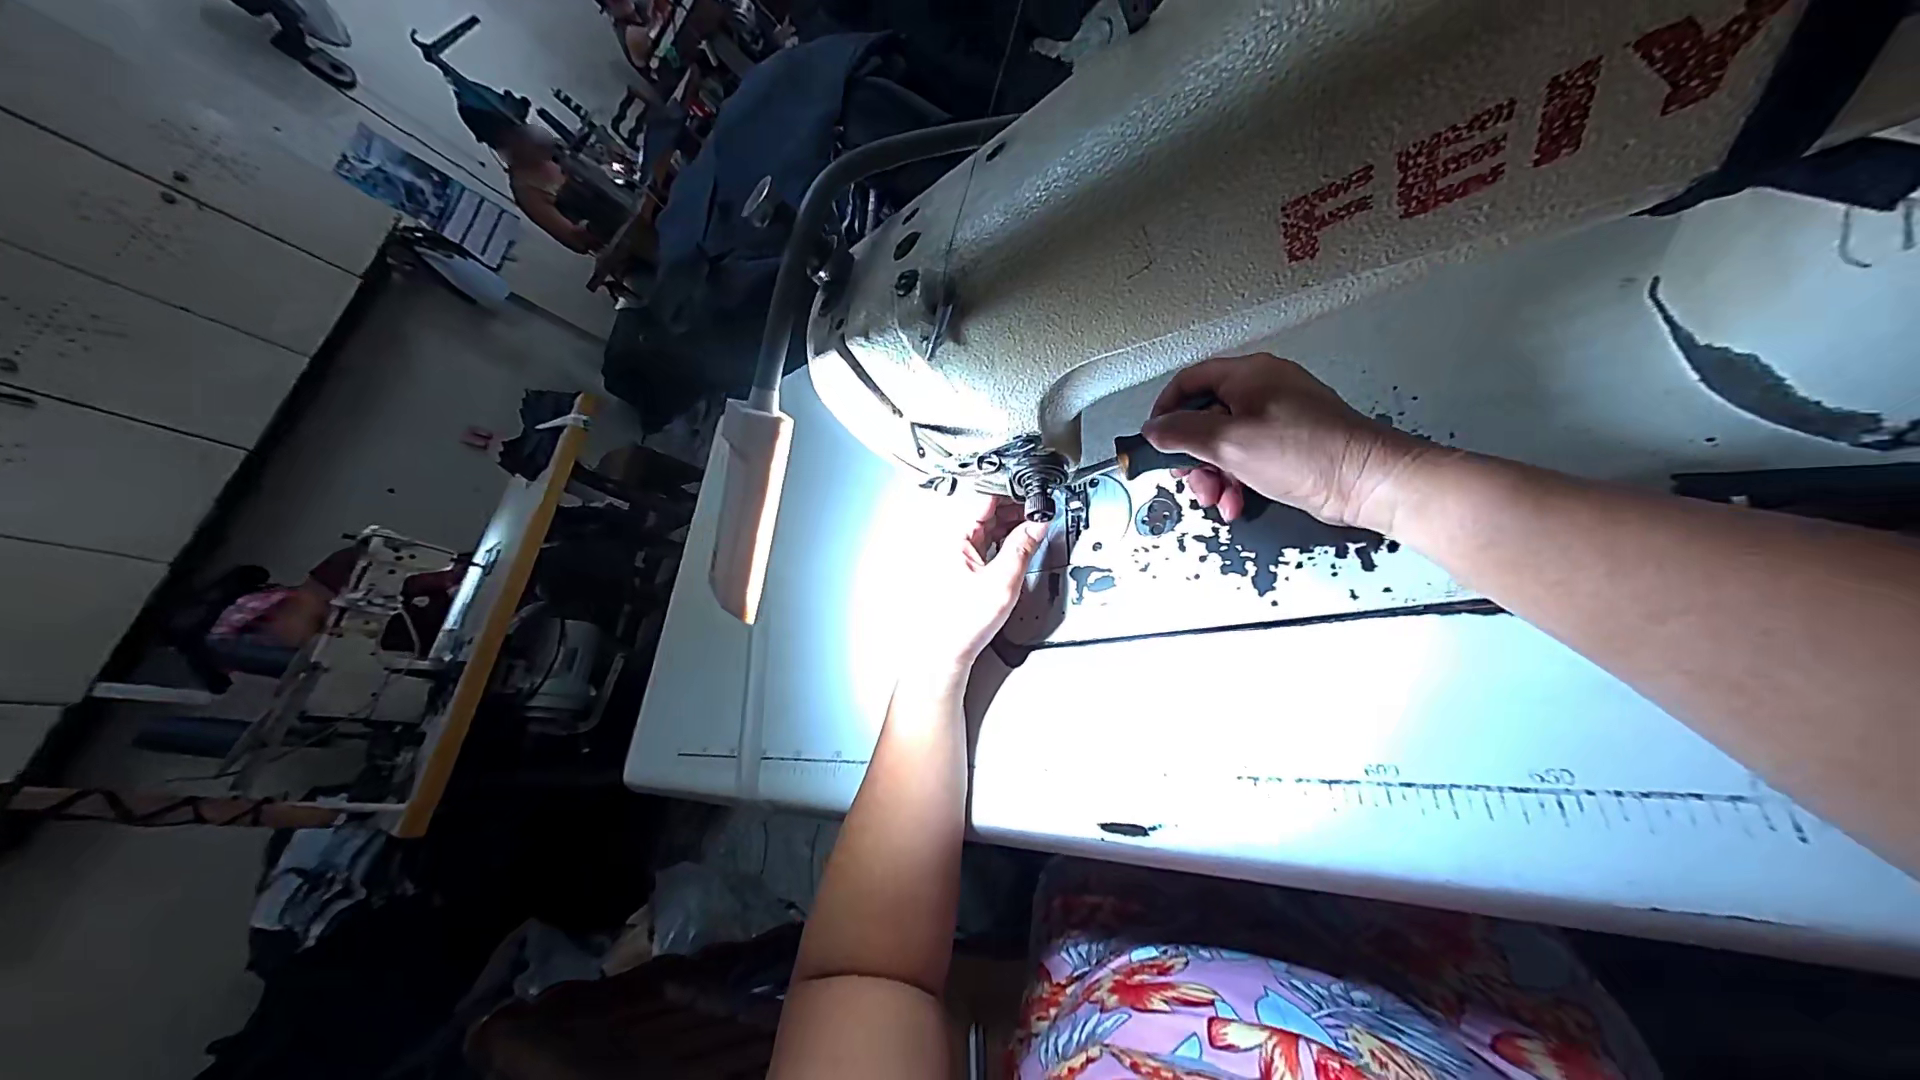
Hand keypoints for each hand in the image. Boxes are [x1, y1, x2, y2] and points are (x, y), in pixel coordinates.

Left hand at [912, 495, 1048, 671]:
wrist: (949, 650)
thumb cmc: (963, 621)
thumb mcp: (1003, 579)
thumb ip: (1022, 547)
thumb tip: (1037, 524)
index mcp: (956, 539)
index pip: (985, 502)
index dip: (1011, 496)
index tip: (1032, 497)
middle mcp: (953, 543)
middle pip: (988, 513)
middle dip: (1015, 510)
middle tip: (1037, 512)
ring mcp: (958, 555)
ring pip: (989, 529)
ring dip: (1011, 526)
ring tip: (1032, 529)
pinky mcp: (965, 568)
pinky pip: (988, 544)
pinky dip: (1004, 541)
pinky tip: (1018, 547)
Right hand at [1141, 353, 1428, 529]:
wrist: (1366, 481)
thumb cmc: (1310, 453)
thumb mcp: (1228, 442)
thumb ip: (1181, 433)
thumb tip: (1153, 430)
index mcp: (1248, 375)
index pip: (1189, 381)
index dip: (1165, 410)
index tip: (1156, 438)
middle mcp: (1262, 389)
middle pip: (1203, 418)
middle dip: (1192, 455)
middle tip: (1190, 477)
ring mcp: (1277, 416)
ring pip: (1223, 443)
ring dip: (1213, 474)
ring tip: (1217, 496)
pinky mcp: (1288, 443)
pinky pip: (1246, 456)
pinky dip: (1235, 479)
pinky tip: (1237, 499)